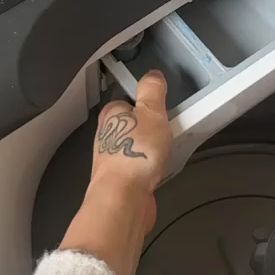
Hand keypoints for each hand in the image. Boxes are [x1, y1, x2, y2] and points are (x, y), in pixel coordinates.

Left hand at [60, 70, 171, 274]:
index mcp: (111, 115)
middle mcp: (107, 137)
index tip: (160, 107)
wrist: (124, 198)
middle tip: (167, 130)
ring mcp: (112, 161)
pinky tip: (159, 172)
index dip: (144, 104)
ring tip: (165, 152)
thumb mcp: (151, 112)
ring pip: (134, 149)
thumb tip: (152, 75)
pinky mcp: (120, 183)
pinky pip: (138, 170)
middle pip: (130, 127)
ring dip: (149, 151)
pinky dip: (149, 170)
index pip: (126, 102)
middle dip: (148, 130)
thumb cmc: (134, 153)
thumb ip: (152, 91)